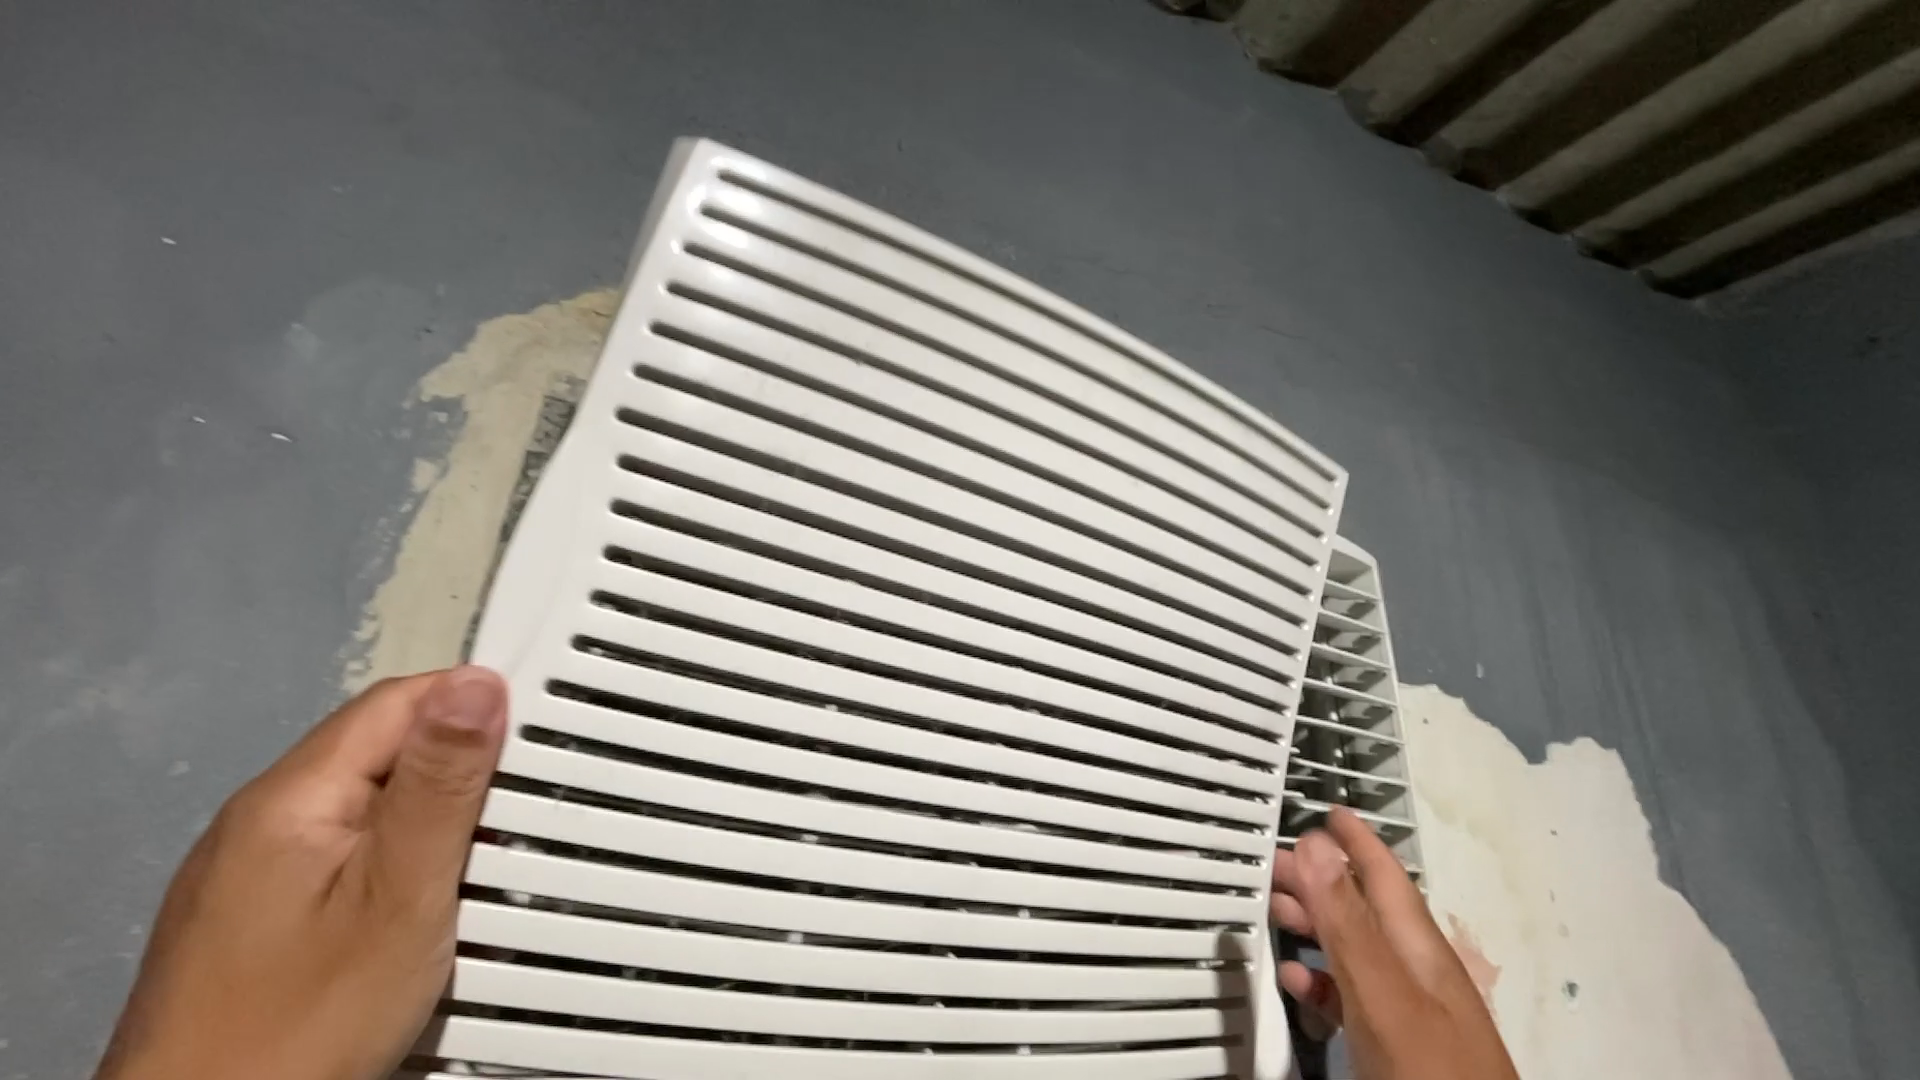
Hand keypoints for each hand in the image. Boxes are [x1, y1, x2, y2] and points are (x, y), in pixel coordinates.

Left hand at [94, 666, 508, 1079]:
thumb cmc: (306, 1020)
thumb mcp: (401, 894)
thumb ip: (442, 785)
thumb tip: (476, 683)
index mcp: (291, 798)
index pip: (400, 700)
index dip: (474, 701)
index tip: (533, 735)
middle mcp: (262, 819)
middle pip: (384, 748)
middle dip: (460, 762)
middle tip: (516, 807)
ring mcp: (253, 868)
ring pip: (371, 800)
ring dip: (436, 811)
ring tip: (482, 853)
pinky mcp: (260, 912)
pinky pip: (351, 847)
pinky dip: (403, 853)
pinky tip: (429, 896)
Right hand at [1271, 808, 1518, 1079]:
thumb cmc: (1431, 1073)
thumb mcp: (1385, 996)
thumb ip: (1348, 923)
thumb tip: (1314, 843)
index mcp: (1418, 950)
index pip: (1384, 875)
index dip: (1355, 839)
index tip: (1329, 809)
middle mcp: (1415, 972)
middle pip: (1362, 906)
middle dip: (1318, 877)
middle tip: (1272, 860)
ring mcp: (1407, 1011)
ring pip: (1352, 946)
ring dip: (1314, 922)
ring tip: (1273, 909)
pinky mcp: (1394, 1044)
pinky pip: (1349, 992)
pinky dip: (1317, 977)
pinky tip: (1294, 981)